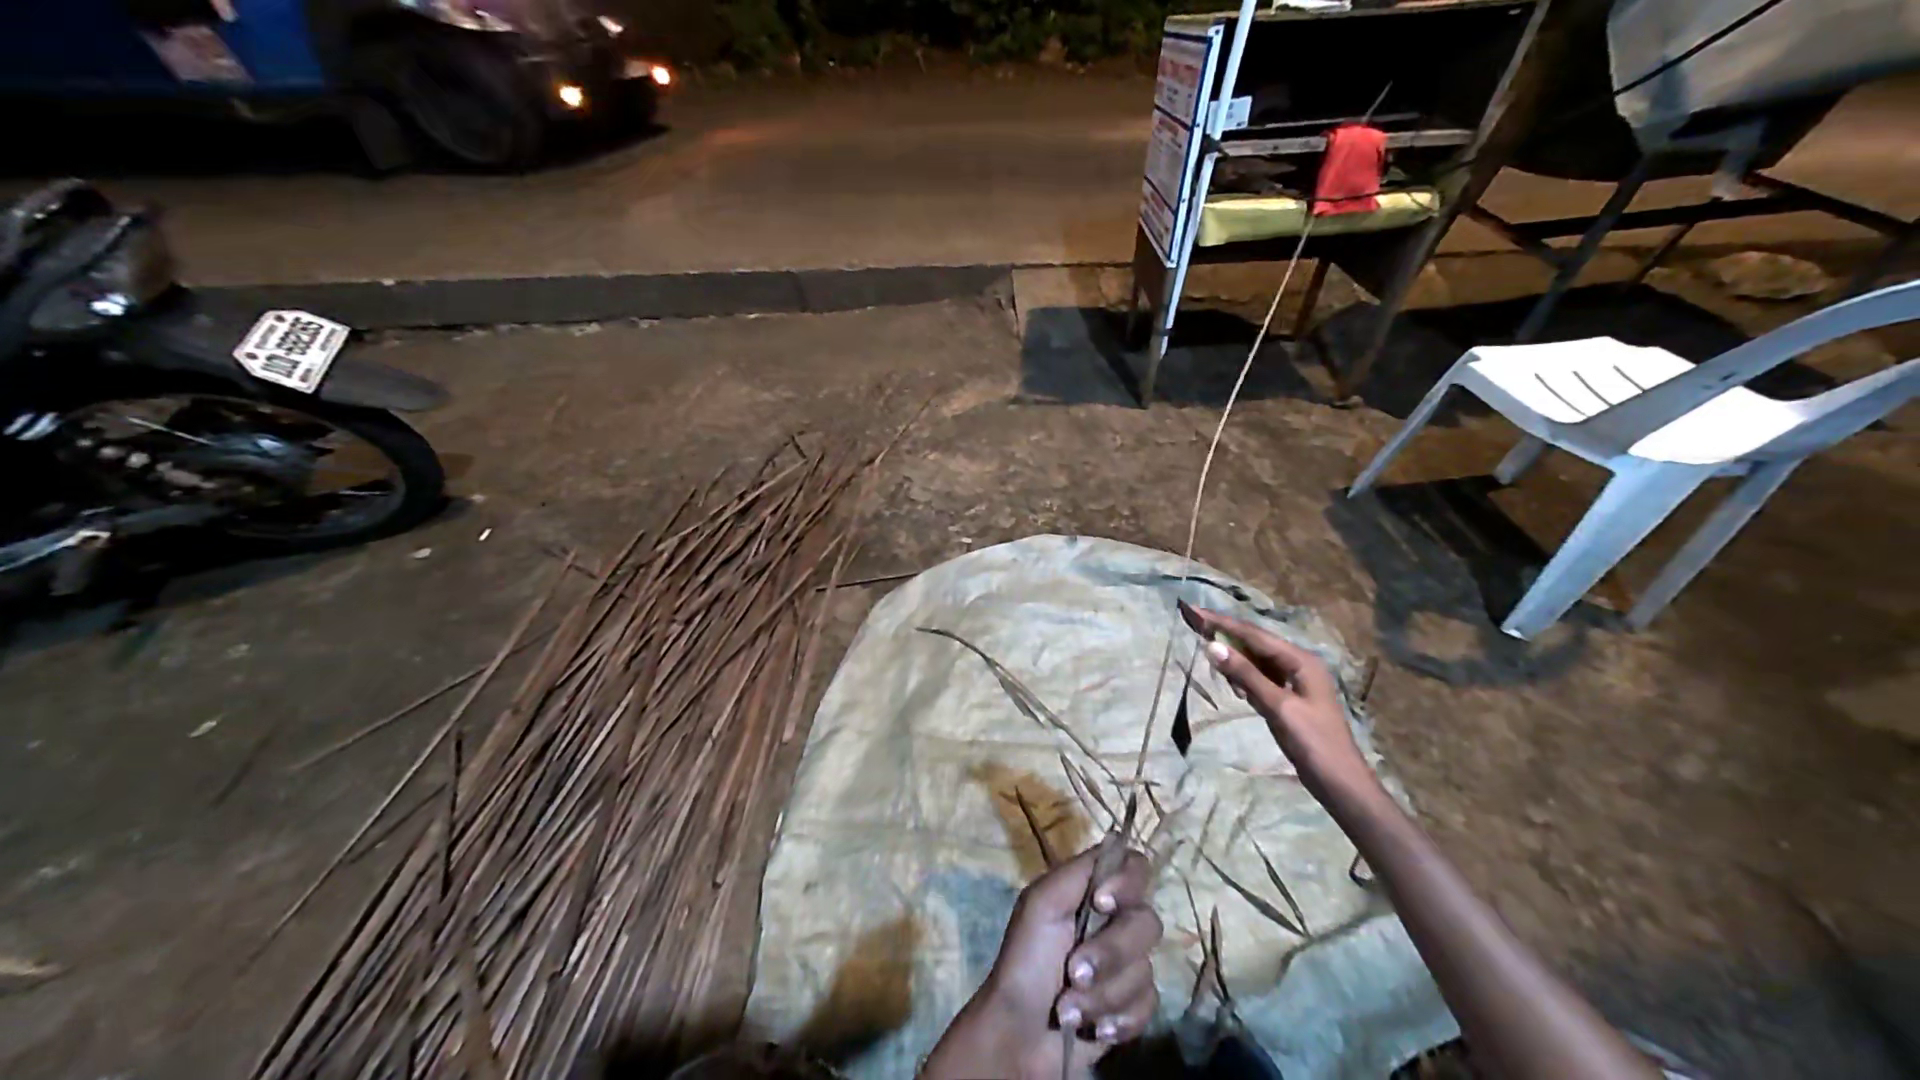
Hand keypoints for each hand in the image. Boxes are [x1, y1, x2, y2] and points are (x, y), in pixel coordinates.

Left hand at [921, 844, 1161, 1078]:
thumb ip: (1077, 873)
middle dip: (1110, 953)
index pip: (1134, 866)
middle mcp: (1115, 921)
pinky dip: (1117, 1018)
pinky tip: (1093, 1028)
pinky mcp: (1133, 1004)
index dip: (1127, 882)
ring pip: (1145, 970)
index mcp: (1092, 890)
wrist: (1019, 1033)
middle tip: (1074, 971)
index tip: (1102, 903)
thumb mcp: (1040, 904)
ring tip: (1069, 1006)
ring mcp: (1126, 963)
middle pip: (1146, 922)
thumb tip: (1116, 845)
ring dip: (1103, 994)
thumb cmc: (1024, 960)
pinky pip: (1147, 1005)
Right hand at [1178, 601, 1373, 800]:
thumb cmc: (1313, 742)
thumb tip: (1212, 645)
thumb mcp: (1278, 707)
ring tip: (1208, 652)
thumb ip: (1246, 675)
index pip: (1255, 635)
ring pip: (1257, 660)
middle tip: (1195, 624)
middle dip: (1226, 634)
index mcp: (1301, 661)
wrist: (1340, 782)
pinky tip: (1232, 682)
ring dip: (1234, 656)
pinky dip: (1244, 676)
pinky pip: (1261, 677)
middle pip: (1256, 643)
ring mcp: (1295, 682)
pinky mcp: (1289, 698)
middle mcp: (1299, 664)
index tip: (1195, 612)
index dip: (1224, 623)